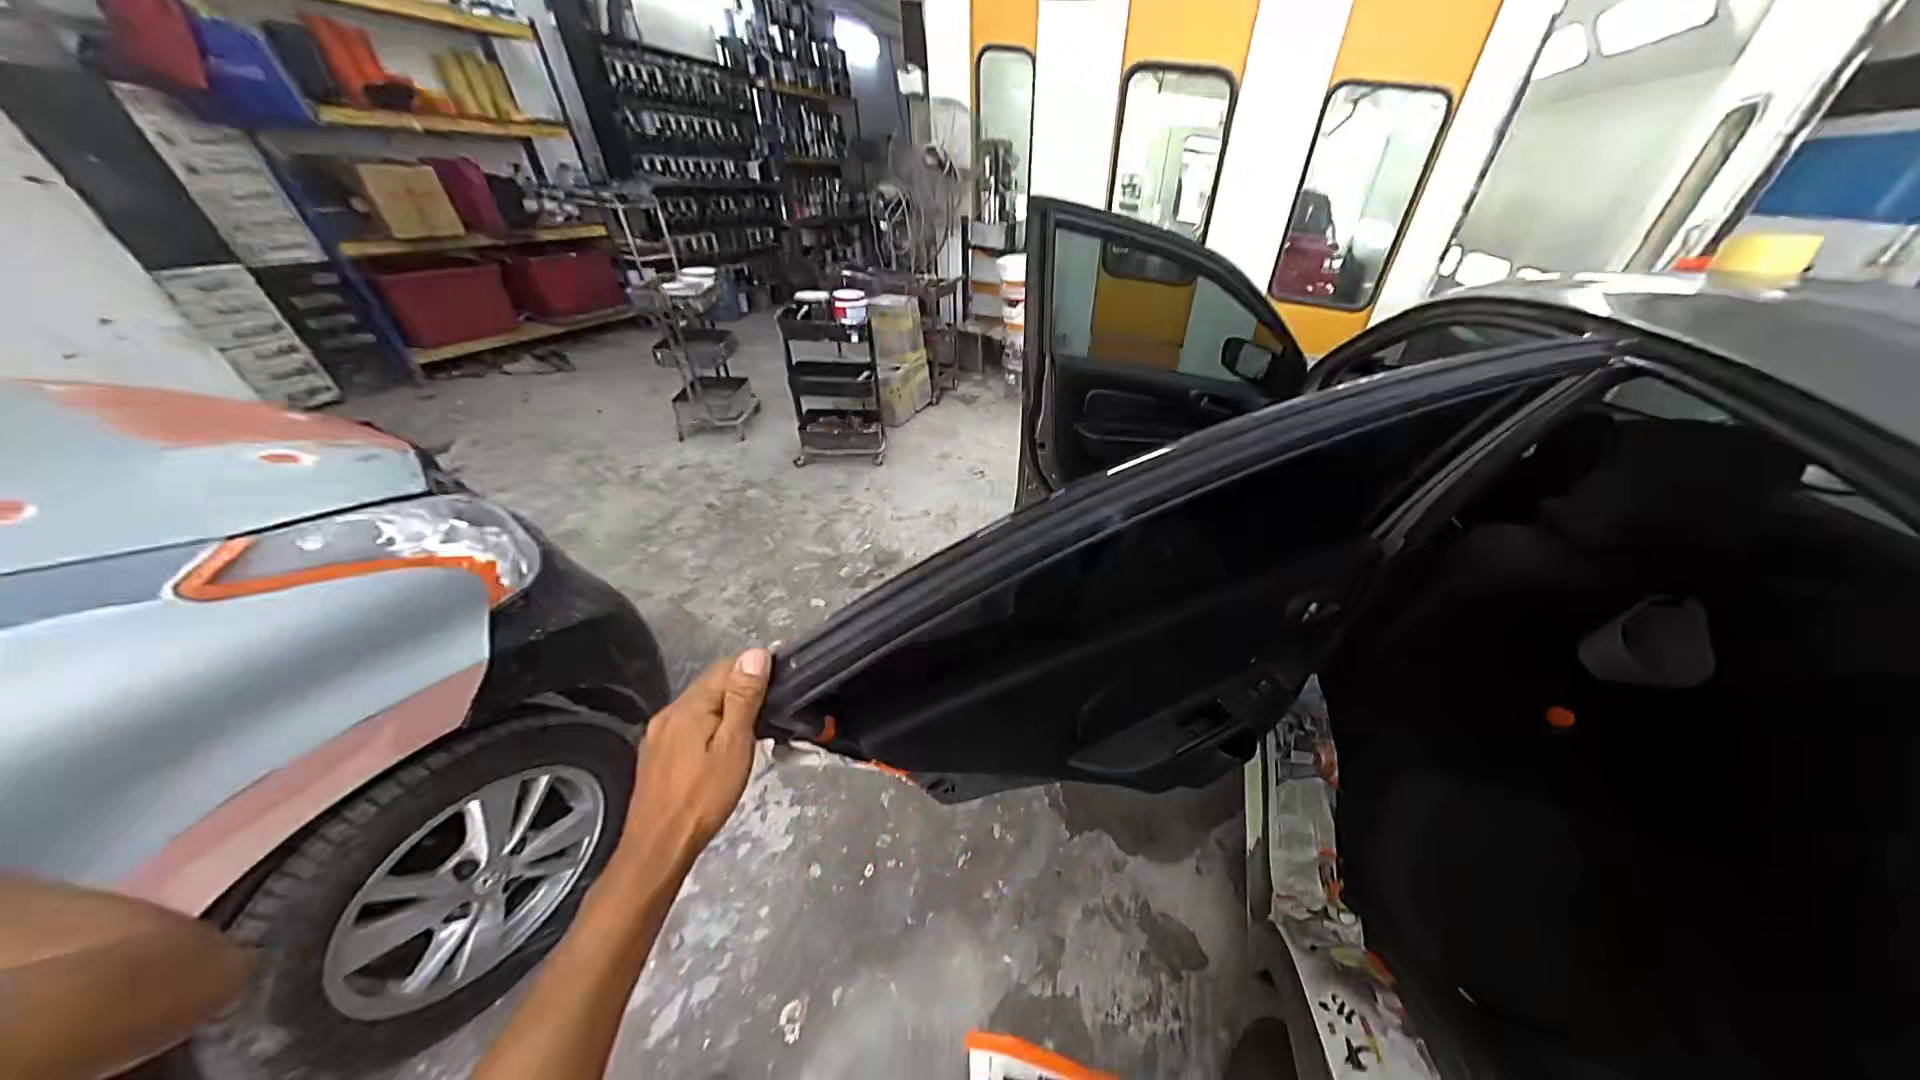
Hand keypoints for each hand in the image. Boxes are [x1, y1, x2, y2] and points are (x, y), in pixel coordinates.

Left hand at [618, 648, 770, 874]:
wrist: (658, 847)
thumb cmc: (703, 797)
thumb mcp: (733, 746)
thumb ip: (743, 699)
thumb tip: (755, 654)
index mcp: (688, 706)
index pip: (726, 666)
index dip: (755, 672)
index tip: (777, 690)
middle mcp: (668, 712)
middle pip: (711, 684)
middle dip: (741, 692)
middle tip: (767, 717)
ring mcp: (658, 733)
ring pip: (700, 705)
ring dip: (725, 711)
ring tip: (748, 736)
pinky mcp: (655, 753)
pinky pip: (688, 725)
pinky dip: (709, 727)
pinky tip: (720, 751)